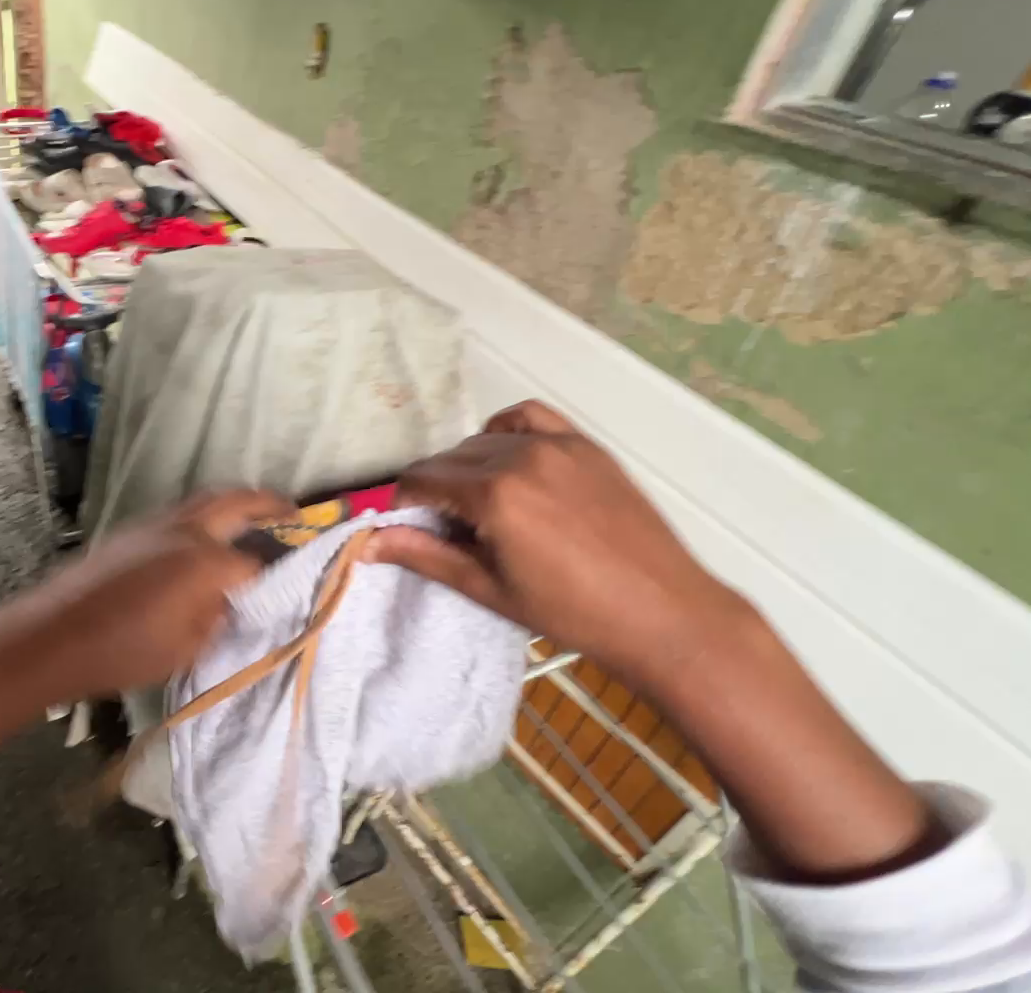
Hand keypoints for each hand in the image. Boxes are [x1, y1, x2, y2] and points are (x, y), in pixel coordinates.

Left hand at [0, 489, 290, 824]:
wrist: (50, 636)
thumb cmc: (120, 651)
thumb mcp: (185, 648)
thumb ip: (218, 618)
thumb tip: (233, 600)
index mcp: (203, 560)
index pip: (257, 559)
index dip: (281, 569)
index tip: (301, 574)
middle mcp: (184, 530)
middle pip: (236, 500)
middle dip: (269, 502)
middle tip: (294, 510)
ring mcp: (154, 524)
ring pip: (206, 500)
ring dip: (235, 502)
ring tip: (256, 518)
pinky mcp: (131, 530)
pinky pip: (181, 511)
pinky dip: (207, 514)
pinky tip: (208, 538)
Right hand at [369, 400, 755, 687]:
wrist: (663, 613)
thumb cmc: (571, 612)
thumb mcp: (487, 588)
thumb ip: (424, 556)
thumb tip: (367, 544)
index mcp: (494, 494)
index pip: (421, 478)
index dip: (405, 504)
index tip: (412, 529)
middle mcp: (520, 456)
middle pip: (448, 458)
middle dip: (436, 489)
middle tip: (452, 530)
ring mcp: (558, 445)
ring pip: (483, 440)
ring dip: (467, 466)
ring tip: (482, 504)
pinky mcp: (585, 445)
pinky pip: (529, 418)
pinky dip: (506, 432)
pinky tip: (508, 459)